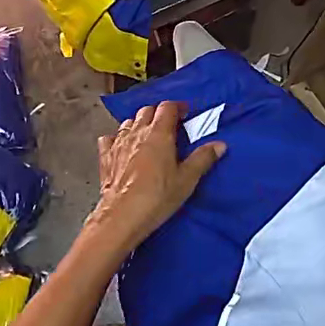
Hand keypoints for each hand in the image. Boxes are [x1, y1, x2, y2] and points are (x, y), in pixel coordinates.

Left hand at [89, 101, 225, 250]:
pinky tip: (122, 146)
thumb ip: (203, 158)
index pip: (167, 108)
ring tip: (149, 135)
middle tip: (171, 125)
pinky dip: (117, 138)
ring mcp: (118, 145)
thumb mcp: (187, 179)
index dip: (178, 107)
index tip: (186, 114)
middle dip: (159, 114)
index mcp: (159, 134)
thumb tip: (219, 145)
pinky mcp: (105, 159)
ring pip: (127, 123)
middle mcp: (137, 133)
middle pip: (147, 111)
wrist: (121, 218)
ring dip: (139, 124)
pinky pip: (109, 139)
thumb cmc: (157, 196)